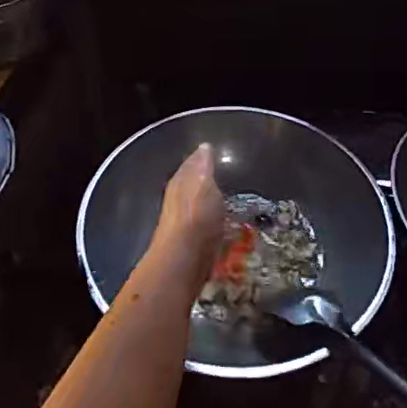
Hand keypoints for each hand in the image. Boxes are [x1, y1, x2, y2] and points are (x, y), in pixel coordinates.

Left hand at [148, 143, 225, 293]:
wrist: (183, 260)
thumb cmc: (196, 216)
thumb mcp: (203, 182)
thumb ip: (204, 165)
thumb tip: (204, 146)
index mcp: (180, 181)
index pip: (191, 164)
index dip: (202, 159)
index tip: (215, 153)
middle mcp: (177, 199)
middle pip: (192, 186)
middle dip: (205, 182)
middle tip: (225, 177)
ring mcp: (182, 223)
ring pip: (197, 206)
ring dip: (209, 204)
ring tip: (229, 202)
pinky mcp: (190, 243)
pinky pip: (204, 226)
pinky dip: (213, 223)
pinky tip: (224, 226)